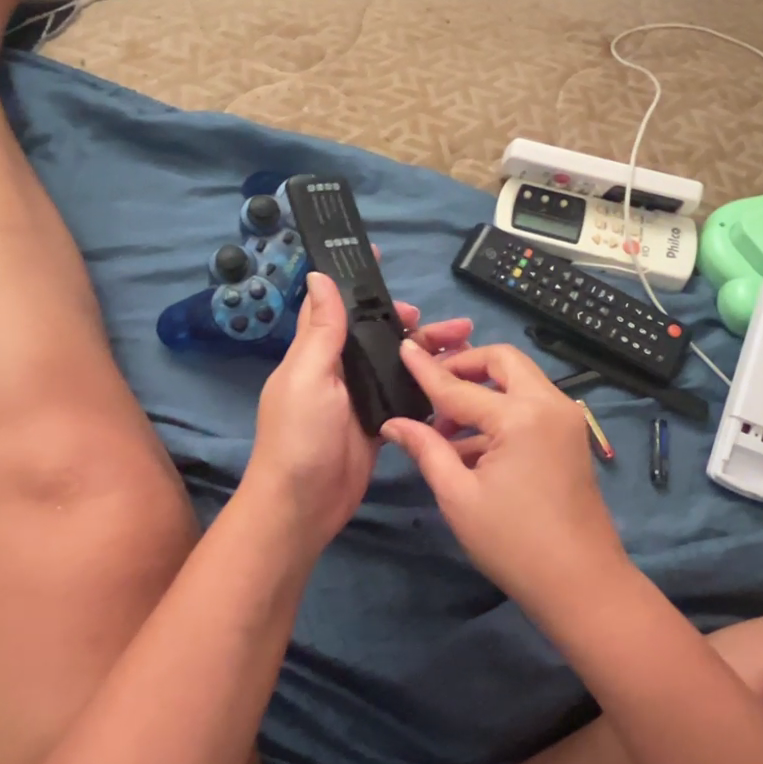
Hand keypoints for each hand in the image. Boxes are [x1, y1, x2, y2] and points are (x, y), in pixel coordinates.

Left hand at [244, 272, 471, 549]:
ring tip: (462, 343)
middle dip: (405, 322)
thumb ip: (320, 330)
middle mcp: (337, 371)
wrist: (304, 505)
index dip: (355, 282)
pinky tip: (453, 379)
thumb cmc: (300, 435)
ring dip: (424, 351)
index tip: (379, 258)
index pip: (334, 306)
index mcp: (314, 352)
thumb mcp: (308, 375)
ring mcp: (358, 399)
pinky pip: (404, 395)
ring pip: (395, 363)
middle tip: (437, 322)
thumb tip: (318, 276)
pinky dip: (426, 384)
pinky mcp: (378, 424)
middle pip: (375, 334)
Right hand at [379, 343, 632, 609]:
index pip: (459, 386)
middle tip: (431, 387)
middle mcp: (548, 404)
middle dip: (465, 365)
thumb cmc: (513, 542)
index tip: (403, 347)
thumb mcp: (458, 496)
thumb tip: (394, 423)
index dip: (426, 369)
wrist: (580, 582)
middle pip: (502, 361)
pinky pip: (531, 405)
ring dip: (483, 390)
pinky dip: (501, 411)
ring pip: (519, 381)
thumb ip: (427, 449)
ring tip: (444, 427)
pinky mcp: (570, 437)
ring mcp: (565, 419)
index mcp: (520, 416)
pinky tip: (471, 446)